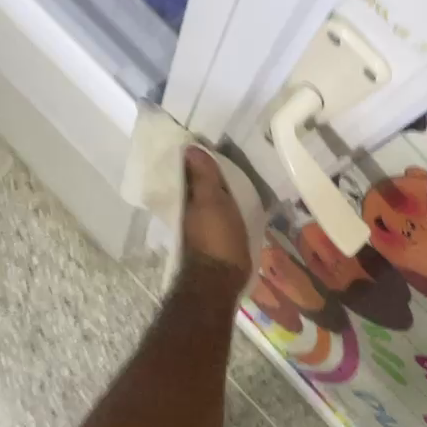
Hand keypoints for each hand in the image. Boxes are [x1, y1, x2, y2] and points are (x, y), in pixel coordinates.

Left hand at [177, 146, 250, 295]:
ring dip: (219, 193)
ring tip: (237, 180)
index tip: (211, 144)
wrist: (219, 282)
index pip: (189, 173)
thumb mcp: (212, 202)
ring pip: (210, 203)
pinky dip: (227, 209)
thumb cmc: (216, 239)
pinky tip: (239, 206)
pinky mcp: (216, 242)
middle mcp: (190, 213)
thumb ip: (203, 177)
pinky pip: (221, 218)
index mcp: (187, 201)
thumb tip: (189, 148)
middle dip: (209, 176)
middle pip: (199, 189)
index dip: (198, 159)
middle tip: (228, 160)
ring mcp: (202, 229)